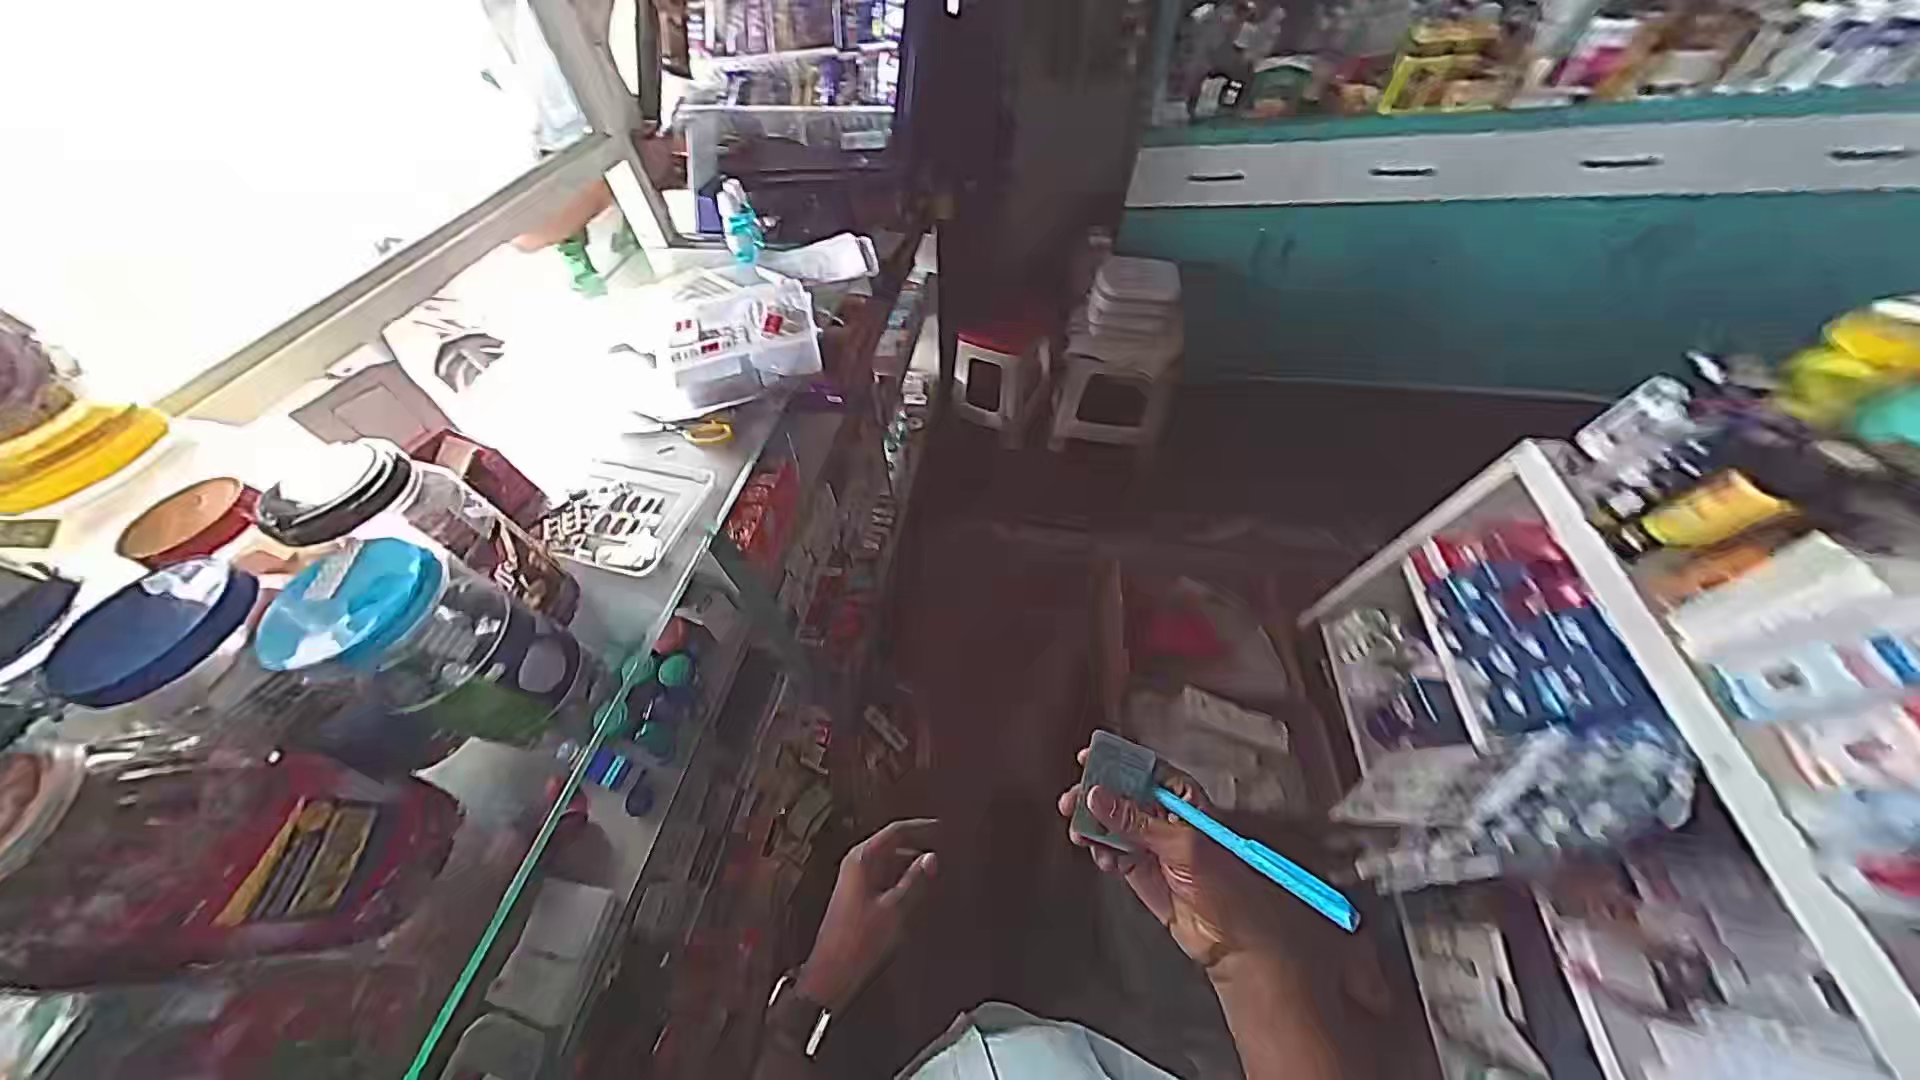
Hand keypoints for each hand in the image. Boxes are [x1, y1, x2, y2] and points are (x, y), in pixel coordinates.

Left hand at [795, 818, 938, 1008]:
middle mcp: (856, 864)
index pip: (896, 830)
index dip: (920, 827)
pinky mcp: (856, 898)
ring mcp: (855, 881)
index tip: (940, 826)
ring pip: (888, 862)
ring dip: (910, 865)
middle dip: (917, 846)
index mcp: (862, 859)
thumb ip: (916, 880)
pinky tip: (916, 891)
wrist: (831, 978)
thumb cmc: (859, 944)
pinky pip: (884, 878)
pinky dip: (901, 879)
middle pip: (892, 844)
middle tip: (941, 850)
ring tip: (933, 871)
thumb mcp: (896, 910)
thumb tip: (931, 858)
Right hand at [1058, 750, 1286, 975]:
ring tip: (1081, 833)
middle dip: (1094, 795)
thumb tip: (1100, 796)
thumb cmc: (1227, 887)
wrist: (1231, 942)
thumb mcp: (1181, 845)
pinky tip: (1104, 858)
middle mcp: (1162, 815)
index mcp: (1181, 797)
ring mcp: (1148, 841)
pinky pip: (1110, 849)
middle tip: (1073, 800)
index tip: (1089, 758)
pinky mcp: (1137, 866)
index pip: (1143, 769)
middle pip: (1120, 793)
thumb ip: (1137, 821)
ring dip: (1092, 825)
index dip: (1115, 762)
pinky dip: (1101, 851)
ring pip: (1110, 822)